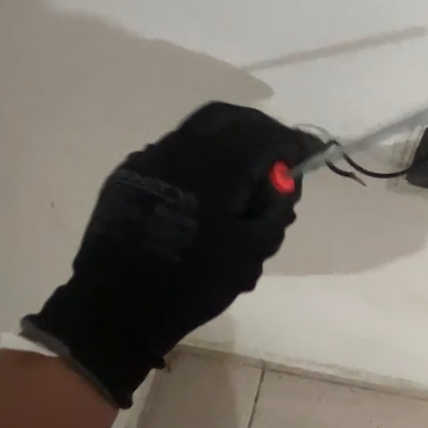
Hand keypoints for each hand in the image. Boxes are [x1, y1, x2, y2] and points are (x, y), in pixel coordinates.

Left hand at [22, 103, 317, 406]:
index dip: (293, 143)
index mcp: (216, 167)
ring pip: (197, 131)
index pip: (265, 137)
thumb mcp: (252, 251)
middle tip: (278, 154)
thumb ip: (277, 209)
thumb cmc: (194, 282)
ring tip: (243, 174)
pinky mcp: (128, 175)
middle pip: (229, 118)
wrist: (117, 309)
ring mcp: (150, 159)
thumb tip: (286, 180)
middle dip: (259, 130)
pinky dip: (198, 159)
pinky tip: (205, 190)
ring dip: (227, 141)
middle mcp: (181, 150)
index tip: (310, 153)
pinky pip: (172, 152)